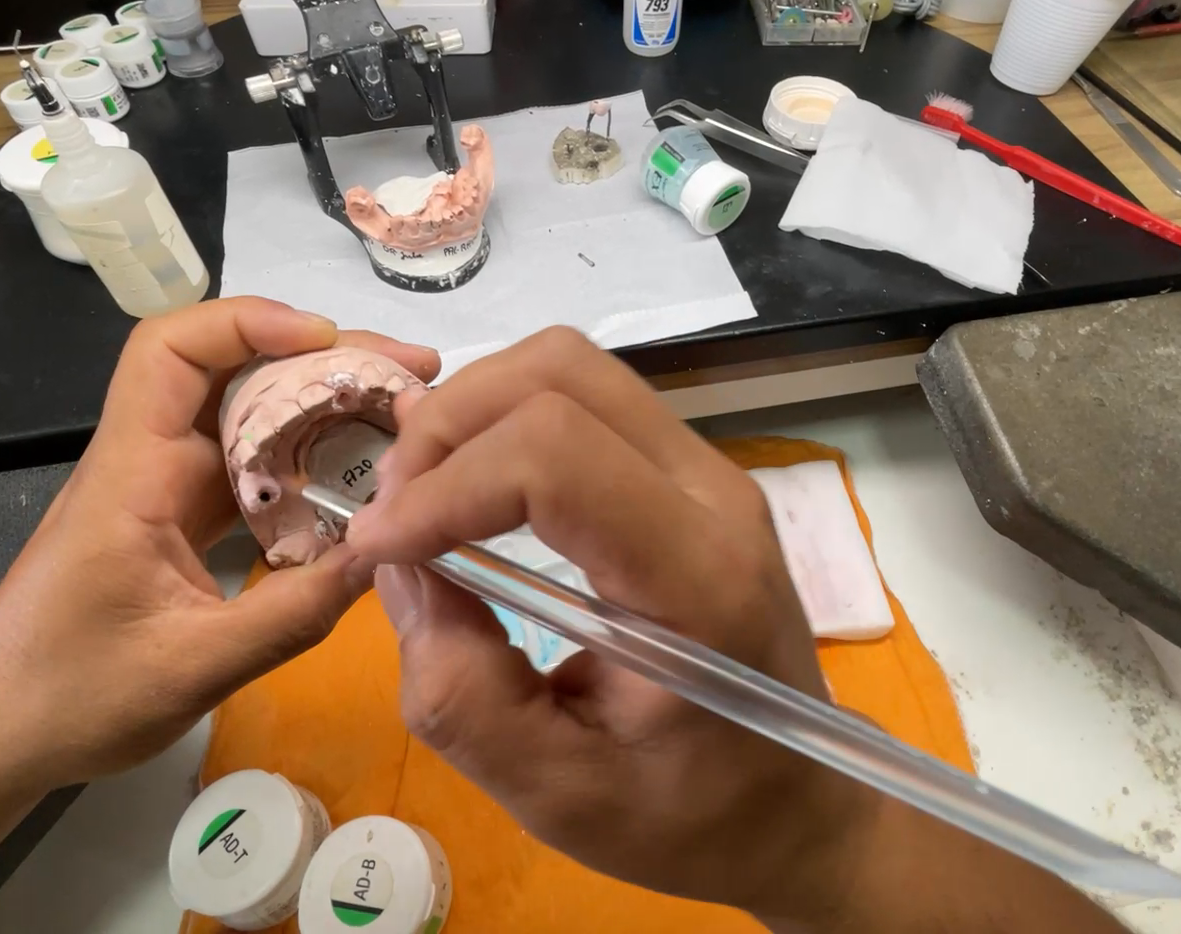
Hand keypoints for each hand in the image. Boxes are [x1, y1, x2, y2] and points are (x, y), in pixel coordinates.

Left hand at [0, 297, 438, 790]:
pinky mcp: (190, 515)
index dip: (248, 325)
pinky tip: (365, 475)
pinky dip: (316, 457)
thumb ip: (293, 614)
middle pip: (238, 372)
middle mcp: (155, 461)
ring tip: (406, 415)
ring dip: (330, 405)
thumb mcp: (191, 669)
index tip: (327, 341)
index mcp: (134, 475)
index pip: (171, 353)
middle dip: (327, 361)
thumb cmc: (66, 699)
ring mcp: (174, 486)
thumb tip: (388, 552)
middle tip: (413, 375)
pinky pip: (261, 464)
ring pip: (256, 414)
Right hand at [345, 327, 868, 924]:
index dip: (446, 487)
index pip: (558, 459)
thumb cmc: (693, 813)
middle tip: (396, 509)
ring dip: (476, 411)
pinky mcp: (688, 467)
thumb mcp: (559, 795)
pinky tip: (475, 479)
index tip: (379, 548)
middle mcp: (713, 490)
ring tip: (425, 490)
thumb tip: (403, 568)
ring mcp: (707, 466)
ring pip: (572, 365)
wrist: (800, 797)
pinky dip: (508, 418)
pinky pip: (586, 397)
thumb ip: (462, 694)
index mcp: (699, 578)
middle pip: (563, 374)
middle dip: (452, 424)